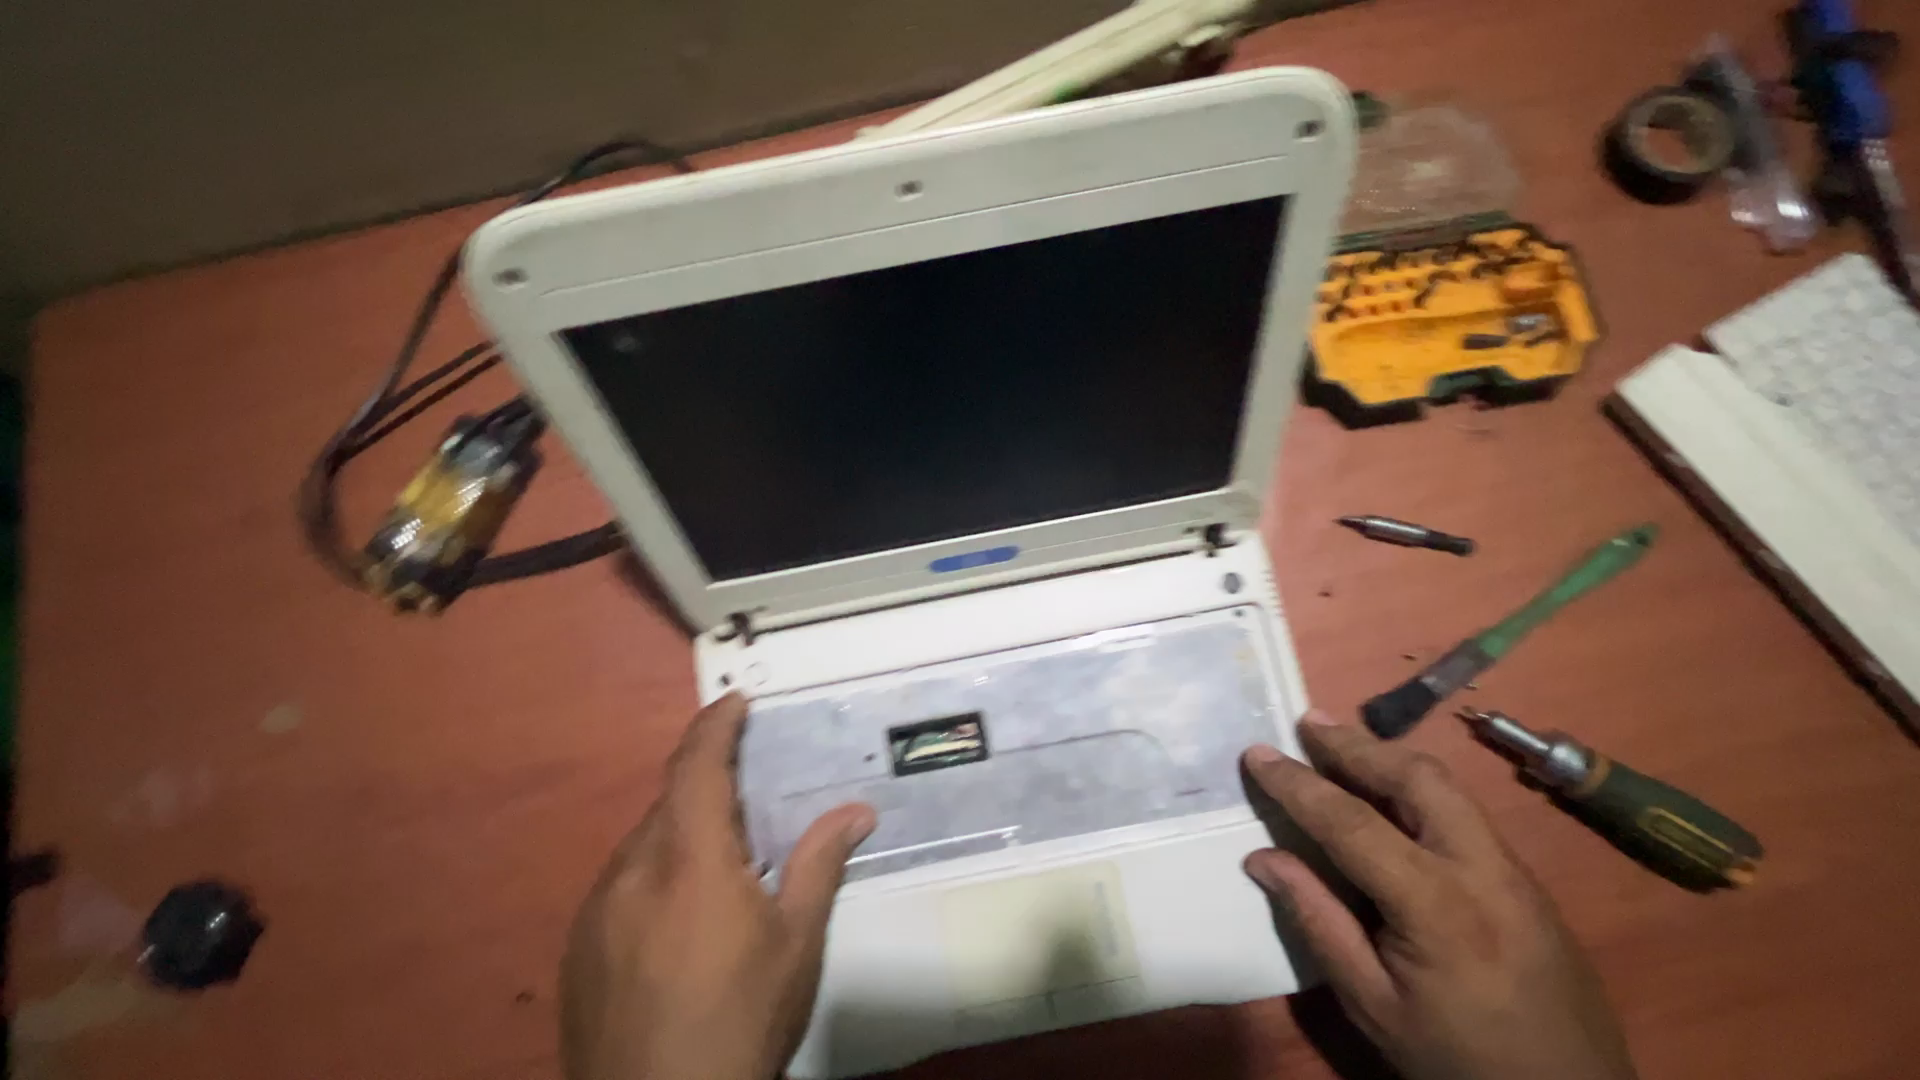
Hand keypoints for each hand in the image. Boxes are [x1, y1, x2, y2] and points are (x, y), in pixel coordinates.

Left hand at [560, 693, 875, 1079]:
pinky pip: (619, 886)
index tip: (735, 701)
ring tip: (718, 878)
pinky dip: (652, 878)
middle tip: (750, 815)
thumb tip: (858, 810)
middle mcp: (634, 871)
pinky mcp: (578, 949)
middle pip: (670, 804)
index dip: (715, 725)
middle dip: (708, 791)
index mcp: (691, 860)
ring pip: (643, 846)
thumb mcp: (796, 943)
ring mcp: (597, 910)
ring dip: (680, 838)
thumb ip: (820, 864)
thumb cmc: (741, 1019)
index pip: (698, 767)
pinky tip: (676, 925)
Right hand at [1242, 711, 1637, 1079]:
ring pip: (1448, 786)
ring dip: (1388, 756)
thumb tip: (1263, 858)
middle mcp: (1483, 870)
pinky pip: (1463, 811)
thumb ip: (1318, 922)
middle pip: (1417, 779)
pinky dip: (1416, 784)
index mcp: (1437, 907)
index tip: (1257, 754)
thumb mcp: (1373, 1004)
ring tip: (1339, 740)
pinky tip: (1388, 791)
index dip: (1299, 785)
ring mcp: (1514, 871)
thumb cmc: (1457, 1058)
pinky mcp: (1527, 880)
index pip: (1352, 823)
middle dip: (1356, 745)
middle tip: (1307, 724)